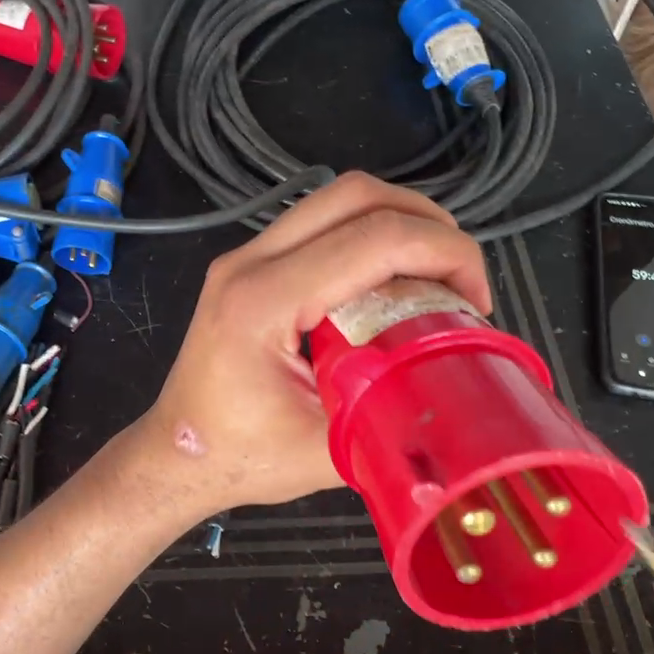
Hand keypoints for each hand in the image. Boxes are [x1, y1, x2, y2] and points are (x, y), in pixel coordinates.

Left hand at [122, 171, 490, 517]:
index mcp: (263, 301)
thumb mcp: (324, 452)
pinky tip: (392, 282)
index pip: (374, 239)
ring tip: (437, 276)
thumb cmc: (237, 458)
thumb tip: (462, 406)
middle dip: (429, 224)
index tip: (478, 302)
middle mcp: (249, 263)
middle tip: (463, 280)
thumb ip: (394, 427)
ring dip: (399, 222)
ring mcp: (244, 259)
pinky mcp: (248, 267)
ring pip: (336, 200)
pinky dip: (368, 236)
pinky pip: (319, 224)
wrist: (176, 455)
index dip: (446, 254)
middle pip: (356, 195)